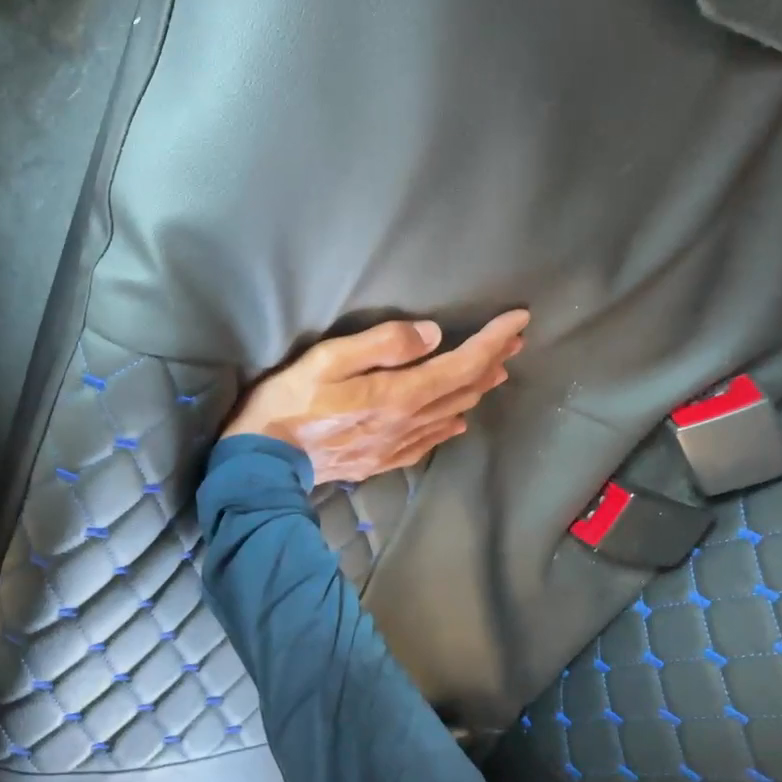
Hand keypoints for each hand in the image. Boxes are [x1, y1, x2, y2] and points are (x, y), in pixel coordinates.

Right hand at [223, 309, 529, 482]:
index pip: (463, 364)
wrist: (262, 463)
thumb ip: (381, 344)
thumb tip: (432, 335)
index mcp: (399, 395)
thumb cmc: (287, 403)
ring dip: (475, 391)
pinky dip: (448, 427)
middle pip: (463, 391)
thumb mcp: (325, 360)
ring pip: (450, 416)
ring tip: (493, 372)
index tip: (519, 318)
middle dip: (493, 362)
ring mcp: (394, 447)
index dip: (494, 340)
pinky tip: (455, 423)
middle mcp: (407, 423)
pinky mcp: (379, 462)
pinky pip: (427, 443)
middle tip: (513, 340)